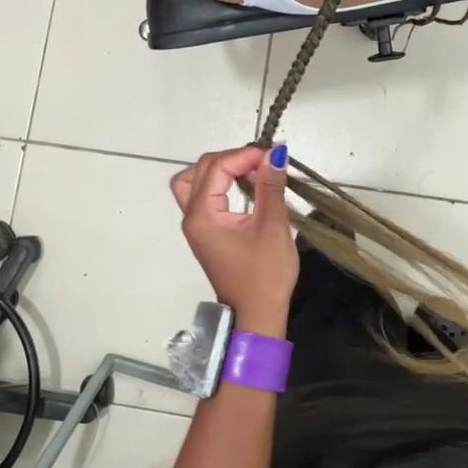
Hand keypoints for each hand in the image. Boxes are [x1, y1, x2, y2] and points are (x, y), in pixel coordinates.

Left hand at [170, 145, 297, 334]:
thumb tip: (275, 151)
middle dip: (231, 158)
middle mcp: (192, 217)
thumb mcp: (272, 227)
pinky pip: (204, 195)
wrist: (257, 316)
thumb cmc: (265, 275)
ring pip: (196, 180)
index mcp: (202, 215)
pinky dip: (221, 183)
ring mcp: (196, 225)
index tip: (273, 154)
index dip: (244, 155)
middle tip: (263, 162)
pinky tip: (245, 185)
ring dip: (221, 169)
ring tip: (252, 170)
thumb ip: (270, 186)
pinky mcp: (206, 232)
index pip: (216, 167)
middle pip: (200, 169)